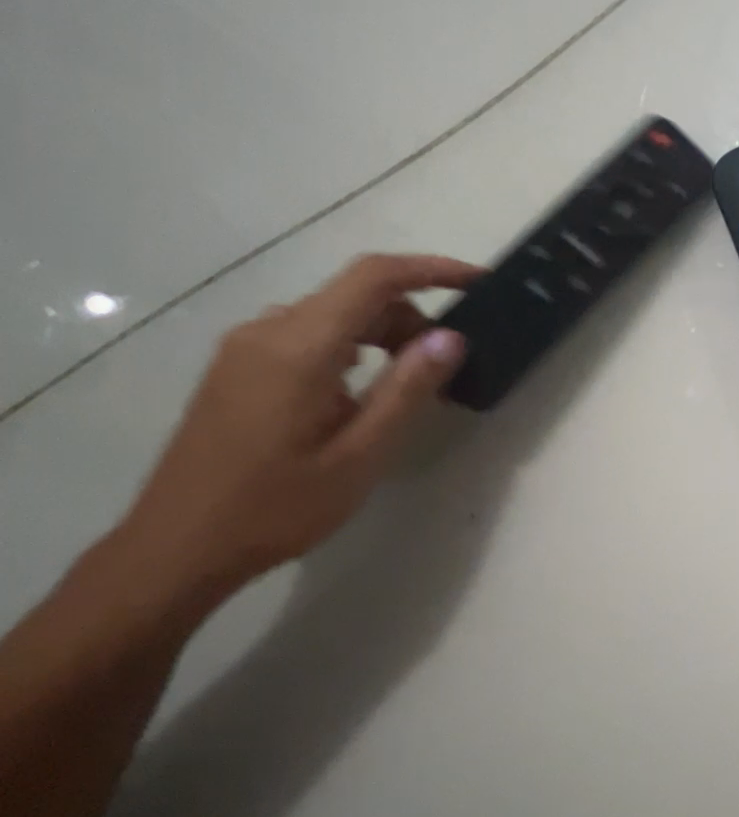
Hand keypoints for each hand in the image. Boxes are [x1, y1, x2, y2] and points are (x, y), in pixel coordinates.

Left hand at [114, 254, 480, 600]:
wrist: (178, 547)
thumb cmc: (277, 507)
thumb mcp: (361, 454)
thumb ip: (407, 389)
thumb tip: (451, 336)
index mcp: (298, 349)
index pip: (374, 277)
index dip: (433, 269)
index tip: (481, 281)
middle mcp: (267, 332)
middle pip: (355, 295)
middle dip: (413, 316)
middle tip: (450, 366)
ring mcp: (245, 349)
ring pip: (333, 315)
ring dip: (384, 334)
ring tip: (412, 387)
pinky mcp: (238, 369)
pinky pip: (308, 335)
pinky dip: (353, 347)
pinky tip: (364, 395)